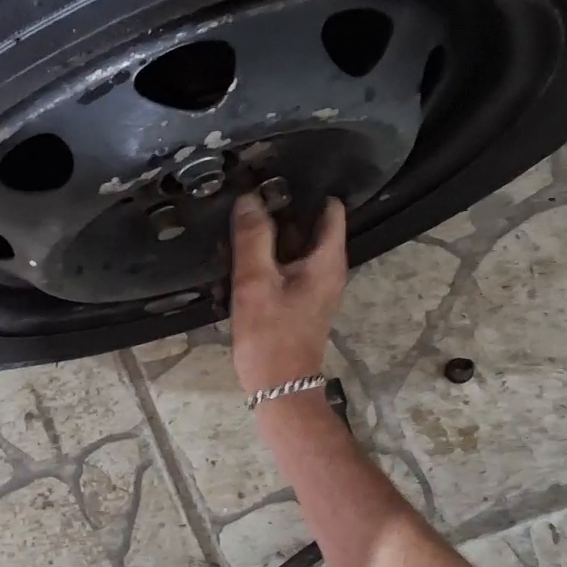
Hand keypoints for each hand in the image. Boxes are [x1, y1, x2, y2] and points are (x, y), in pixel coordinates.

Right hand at [229, 193, 348, 392]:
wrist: (278, 388)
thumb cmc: (270, 335)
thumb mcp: (255, 282)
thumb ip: (252, 237)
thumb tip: (249, 198)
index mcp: (327, 259)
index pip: (329, 208)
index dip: (305, 189)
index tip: (273, 178)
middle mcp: (327, 269)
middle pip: (307, 225)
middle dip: (279, 211)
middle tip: (245, 197)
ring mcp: (312, 286)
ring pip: (291, 248)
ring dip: (268, 237)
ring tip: (236, 222)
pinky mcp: (296, 301)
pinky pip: (282, 268)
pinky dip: (265, 260)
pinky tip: (237, 259)